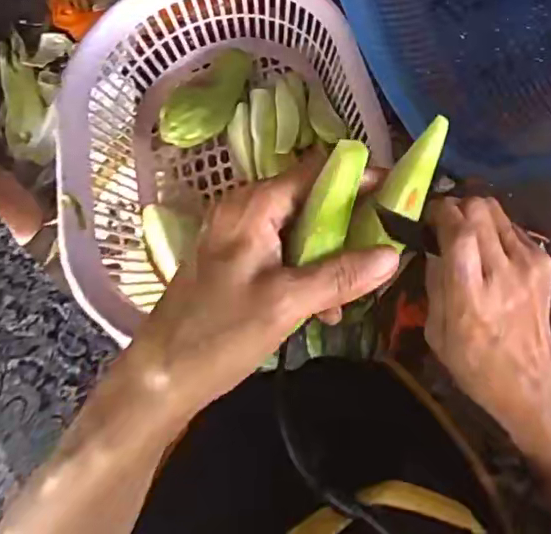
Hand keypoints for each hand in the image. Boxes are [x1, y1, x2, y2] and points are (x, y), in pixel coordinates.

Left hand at [118, 153, 399, 419]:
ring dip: (331, 249)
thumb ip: (341, 274)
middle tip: (383, 241)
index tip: (395, 192)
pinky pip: (284, 246)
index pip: (318, 169)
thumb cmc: (218, 334)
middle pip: (311, 195)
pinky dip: (308, 265)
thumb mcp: (287, 304)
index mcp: (255, 204)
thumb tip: (393, 254)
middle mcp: (246, 207)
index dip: (359, 175)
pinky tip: (324, 305)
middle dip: (350, 218)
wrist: (155, 382)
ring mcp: (238, 232)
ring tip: (357, 284)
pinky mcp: (236, 257)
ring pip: (301, 225)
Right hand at [423, 197, 550, 446]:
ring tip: (467, 231)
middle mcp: (503, 274)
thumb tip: (432, 243)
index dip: (442, 213)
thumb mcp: (437, 332)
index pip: (460, 234)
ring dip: (476, 214)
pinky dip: (495, 229)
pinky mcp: (543, 259)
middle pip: (479, 210)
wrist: (531, 377)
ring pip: (496, 210)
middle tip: (447, 219)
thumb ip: (434, 282)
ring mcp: (528, 263)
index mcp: (471, 297)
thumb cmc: (475, 362)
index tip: (429, 214)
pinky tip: (491, 250)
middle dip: (457, 206)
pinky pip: (511, 225)